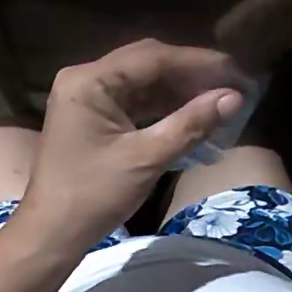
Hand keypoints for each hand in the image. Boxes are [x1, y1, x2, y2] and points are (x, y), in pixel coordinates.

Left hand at [23, 40, 247, 249]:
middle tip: (235, 88)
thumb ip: (190, 124)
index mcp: (89, 80)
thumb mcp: (146, 158)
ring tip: (222, 105)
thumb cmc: (93, 195)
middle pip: (149, 66)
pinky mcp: (94, 118)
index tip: (238, 75)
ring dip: (182, 95)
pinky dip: (165, 111)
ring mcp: (88, 98)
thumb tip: (234, 98)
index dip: (200, 64)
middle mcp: (86, 79)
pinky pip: (136, 104)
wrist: (53, 233)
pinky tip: (195, 120)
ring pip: (145, 85)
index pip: (153, 58)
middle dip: (193, 76)